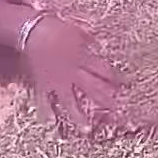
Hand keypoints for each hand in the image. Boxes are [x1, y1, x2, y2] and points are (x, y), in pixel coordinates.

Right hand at [23, 15, 121, 133]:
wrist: (30, 29)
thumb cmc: (55, 27)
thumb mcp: (79, 31)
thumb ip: (91, 42)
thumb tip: (103, 47)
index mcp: (83, 59)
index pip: (104, 72)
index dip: (116, 79)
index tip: (127, 87)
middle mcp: (72, 73)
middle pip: (93, 89)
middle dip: (107, 101)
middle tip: (119, 114)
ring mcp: (57, 80)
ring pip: (69, 101)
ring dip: (78, 116)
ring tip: (86, 130)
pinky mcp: (42, 83)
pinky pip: (44, 99)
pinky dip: (46, 111)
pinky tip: (51, 123)